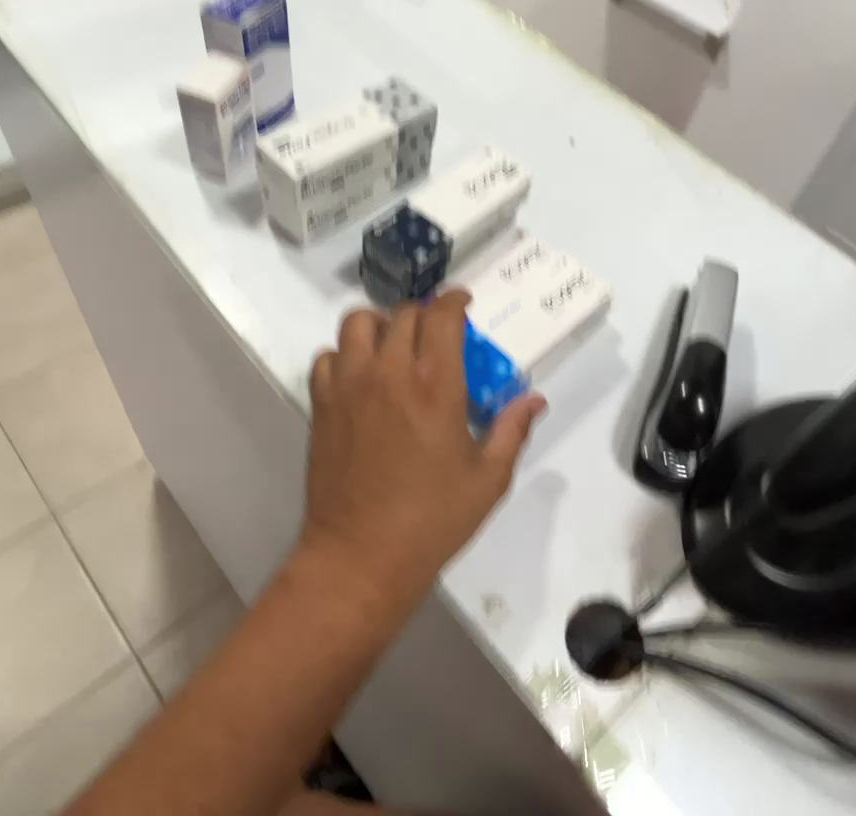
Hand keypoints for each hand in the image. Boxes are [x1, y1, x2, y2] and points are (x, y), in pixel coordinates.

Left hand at [301, 290, 545, 605]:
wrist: (361, 555)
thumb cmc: (433, 519)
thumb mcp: (488, 480)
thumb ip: (512, 430)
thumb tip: (534, 400)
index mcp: (436, 383)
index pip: (442, 314)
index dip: (454, 300)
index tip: (463, 303)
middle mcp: (389, 371)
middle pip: (403, 314)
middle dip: (424, 316)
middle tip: (436, 336)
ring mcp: (349, 385)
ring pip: (357, 323)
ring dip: (380, 325)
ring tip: (393, 346)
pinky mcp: (321, 404)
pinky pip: (327, 358)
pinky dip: (345, 356)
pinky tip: (360, 378)